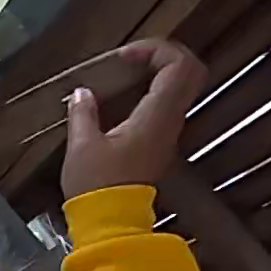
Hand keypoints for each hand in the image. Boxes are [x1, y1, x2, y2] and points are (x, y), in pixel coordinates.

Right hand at [61, 40, 207, 199]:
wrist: (108, 221)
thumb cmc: (95, 184)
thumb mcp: (81, 147)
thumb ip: (83, 114)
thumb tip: (82, 93)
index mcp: (155, 117)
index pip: (177, 65)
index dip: (154, 50)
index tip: (123, 56)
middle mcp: (170, 121)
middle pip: (189, 72)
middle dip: (164, 56)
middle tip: (133, 59)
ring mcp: (167, 134)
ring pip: (180, 89)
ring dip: (157, 75)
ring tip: (123, 77)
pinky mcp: (157, 145)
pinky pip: (165, 107)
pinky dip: (150, 94)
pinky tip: (121, 101)